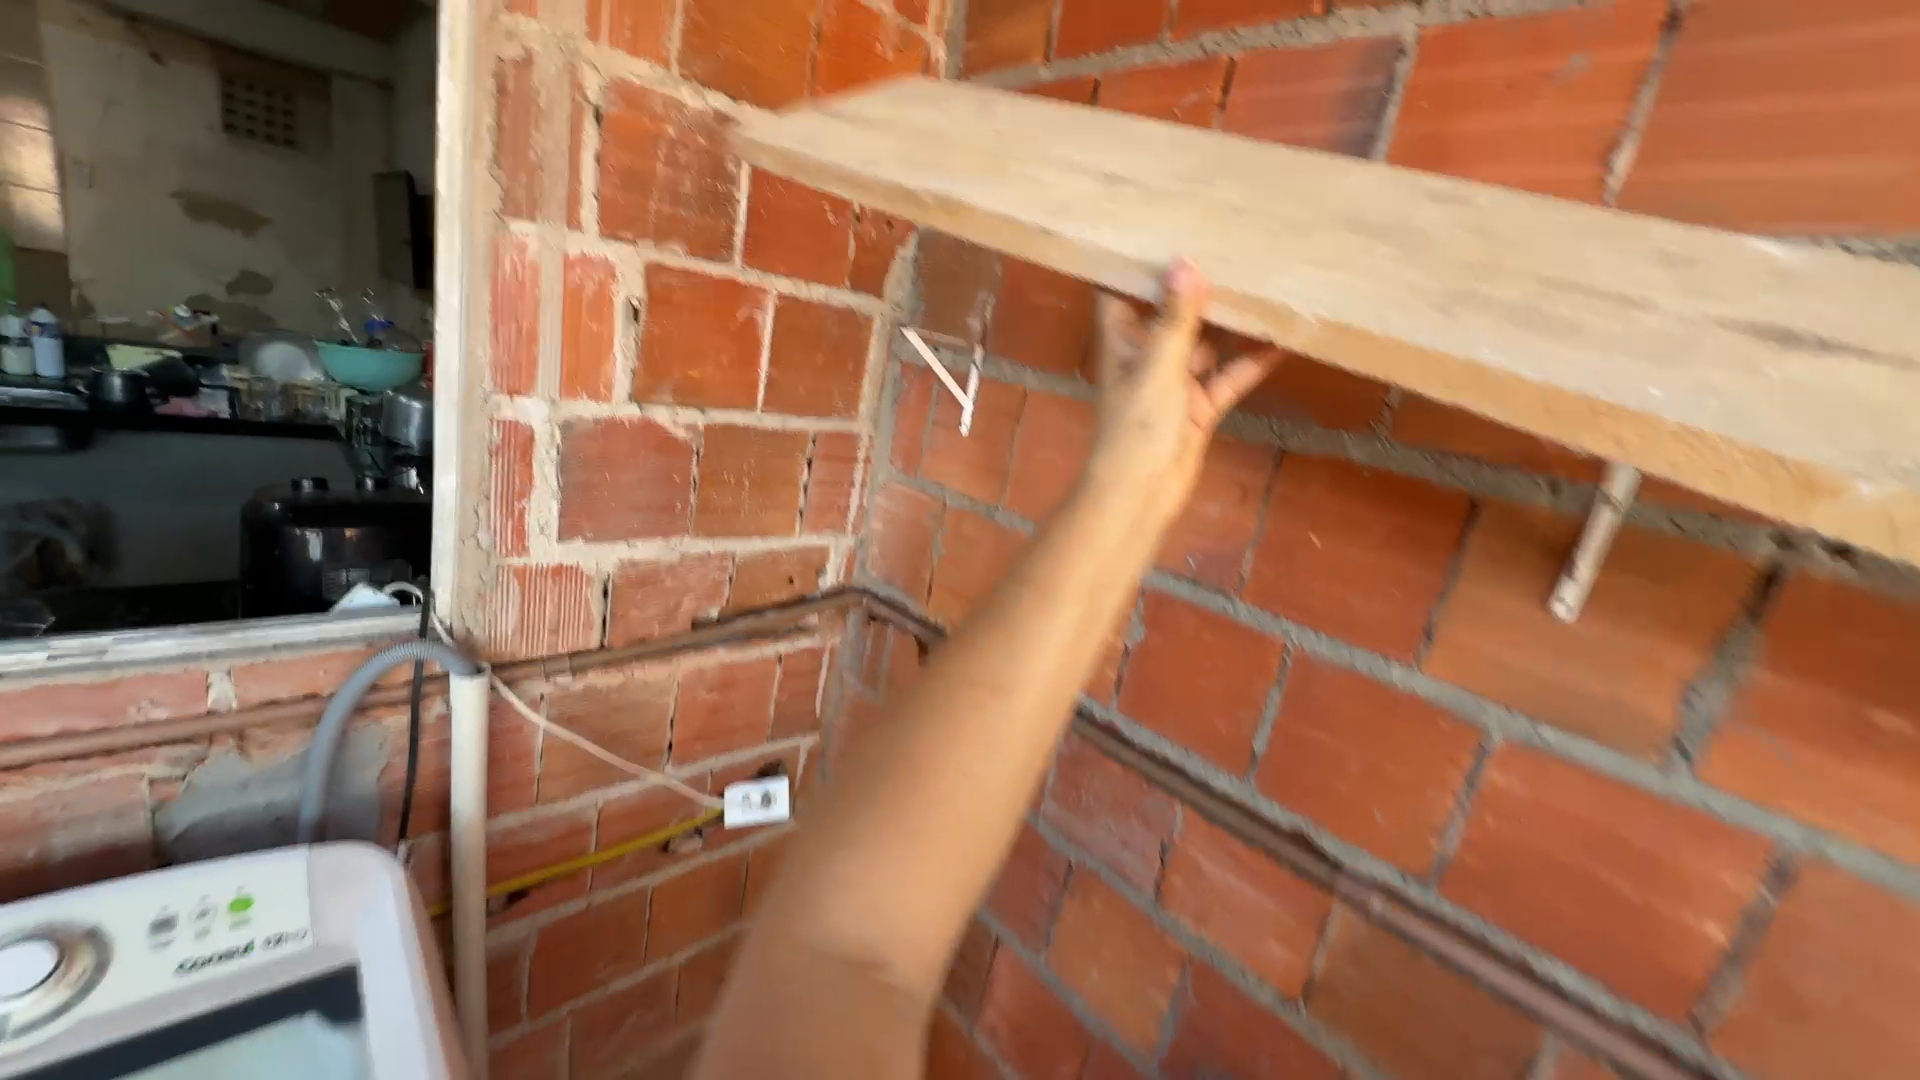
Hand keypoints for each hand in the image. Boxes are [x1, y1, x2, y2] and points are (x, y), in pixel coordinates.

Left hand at [1082, 259, 1282, 530]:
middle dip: (1198, 285)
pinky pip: (1229, 376)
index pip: (1121, 289)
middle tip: (1235, 241)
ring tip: (1267, 280)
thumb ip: (1176, 318)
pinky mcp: (1199, 406)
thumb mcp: (1158, 366)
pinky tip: (1284, 337)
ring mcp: (1174, 381)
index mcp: (1122, 340)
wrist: (1141, 493)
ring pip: (1207, 342)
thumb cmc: (1137, 427)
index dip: (1136, 260)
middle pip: (1172, 312)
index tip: (1163, 223)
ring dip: (1232, 320)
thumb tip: (1188, 262)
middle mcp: (1146, 355)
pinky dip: (1252, 361)